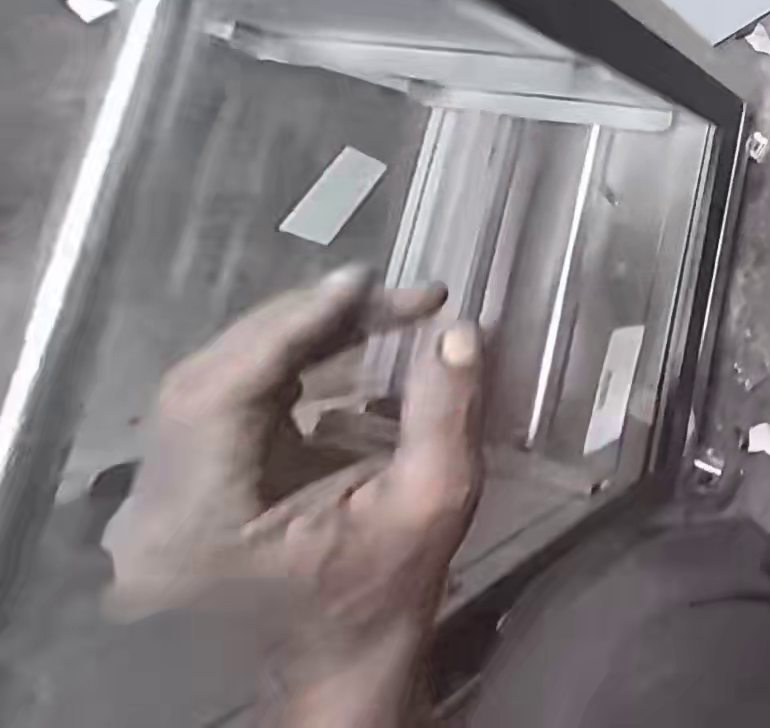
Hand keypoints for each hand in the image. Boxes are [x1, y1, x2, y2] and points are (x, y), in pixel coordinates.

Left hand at [102, 265, 482, 723]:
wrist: (349, 645)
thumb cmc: (396, 578)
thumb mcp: (440, 494)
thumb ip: (447, 411)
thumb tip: (459, 330)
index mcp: (201, 521)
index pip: (214, 396)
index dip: (286, 328)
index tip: (361, 283)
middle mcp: (152, 508)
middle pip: (206, 379)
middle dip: (303, 321)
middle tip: (390, 291)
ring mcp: (160, 498)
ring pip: (213, 382)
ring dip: (300, 334)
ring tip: (382, 307)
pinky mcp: (189, 484)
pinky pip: (230, 399)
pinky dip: (292, 359)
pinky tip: (347, 342)